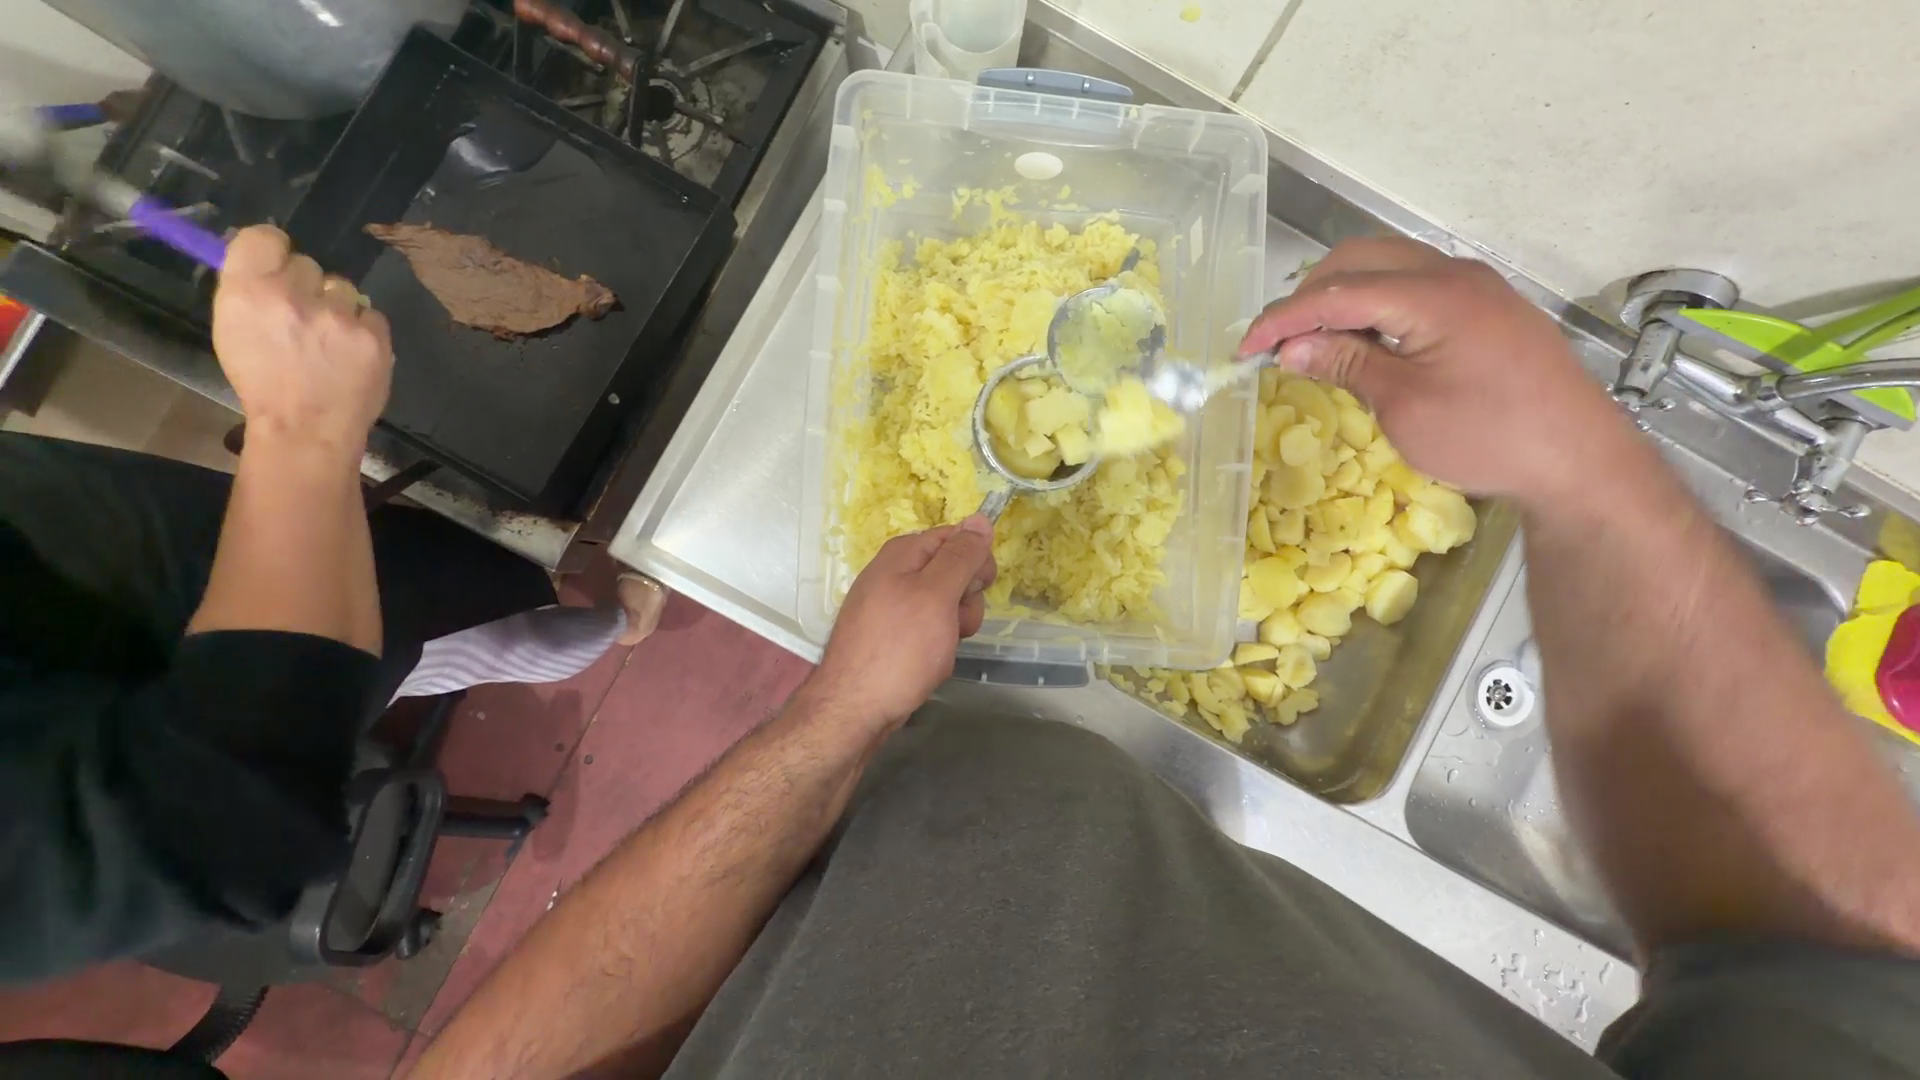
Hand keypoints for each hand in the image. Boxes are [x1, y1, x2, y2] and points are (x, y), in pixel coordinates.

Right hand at [212, 225, 392, 458]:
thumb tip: (268, 262)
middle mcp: (295, 296)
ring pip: (344, 288)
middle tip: (303, 316)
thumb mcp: (233, 328)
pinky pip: (372, 315)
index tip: (278, 264)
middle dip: (307, 285)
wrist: (307, 425)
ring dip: (339, 306)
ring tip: (329, 338)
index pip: (265, 237)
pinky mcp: (375, 336)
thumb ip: (250, 290)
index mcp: (248, 290)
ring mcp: (340, 317)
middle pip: (309, 264)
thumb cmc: (263, 380)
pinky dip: (364, 329)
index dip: (274, 249)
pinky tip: (352, 351)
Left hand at [806, 516, 997, 731]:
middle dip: (964, 602)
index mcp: (903, 554)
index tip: (977, 589)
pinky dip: (937, 648)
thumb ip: (960, 556)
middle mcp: (895, 574)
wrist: (855, 710)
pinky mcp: (892, 636)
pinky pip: (930, 631)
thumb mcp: (937, 595)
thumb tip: (980, 518)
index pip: (957, 538)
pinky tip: (928, 665)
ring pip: (946, 607)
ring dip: (953, 630)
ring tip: (937, 651)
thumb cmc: (899, 649)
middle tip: (952, 624)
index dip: (975, 563)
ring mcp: (892, 607)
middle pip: (954, 573)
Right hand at [1238, 238, 1638, 507]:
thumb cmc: (1488, 436)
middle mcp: (1453, 274)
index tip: (1242, 349)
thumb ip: (1346, 363)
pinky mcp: (1481, 306)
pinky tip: (1358, 340)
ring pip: (1385, 266)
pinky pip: (1409, 285)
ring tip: (1310, 341)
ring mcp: (1472, 286)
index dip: (1281, 319)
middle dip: (1306, 296)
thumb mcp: (1404, 404)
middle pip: (1358, 260)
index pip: (1336, 292)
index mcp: (1433, 295)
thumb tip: (1290, 347)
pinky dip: (1370, 304)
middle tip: (1276, 342)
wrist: (1578, 459)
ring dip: (1338, 296)